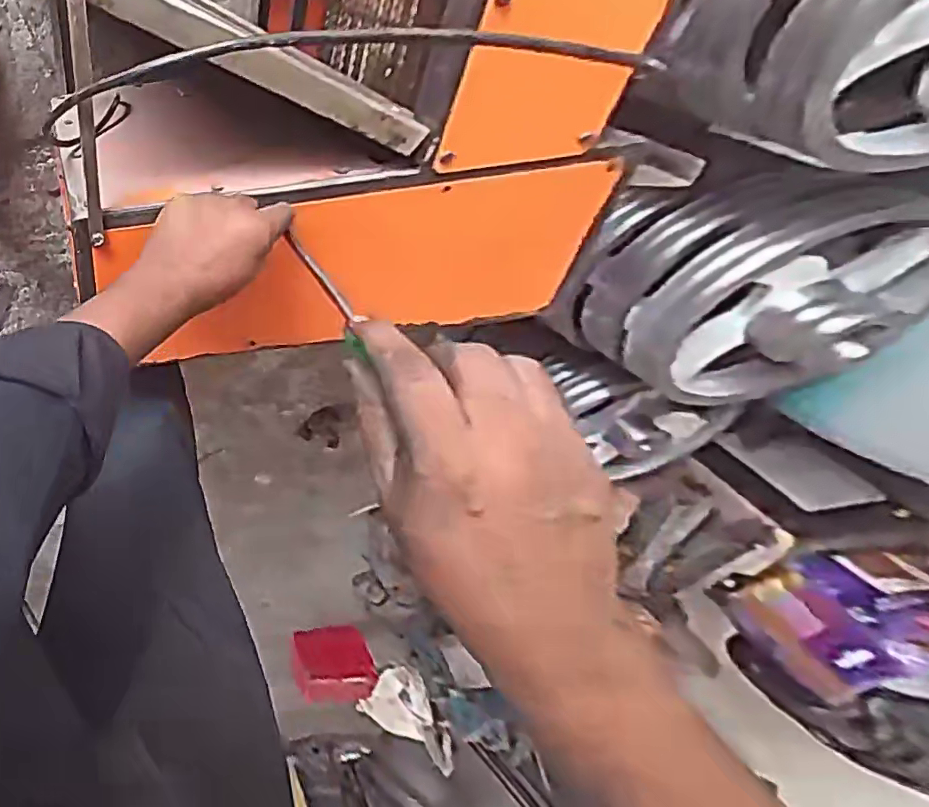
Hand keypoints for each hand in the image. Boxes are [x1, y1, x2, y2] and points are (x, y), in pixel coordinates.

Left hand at [129, 193, 292, 317]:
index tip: (272, 222)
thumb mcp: (249, 272)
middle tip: (227, 239)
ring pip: (219, 201)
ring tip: (201, 240)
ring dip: (214, 215)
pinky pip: (193, 203)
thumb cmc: (204, 284)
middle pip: (247, 204)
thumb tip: (261, 238)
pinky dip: (191, 214)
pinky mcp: (183, 200)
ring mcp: (207, 201)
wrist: (167, 283)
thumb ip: (261, 247)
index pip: (281, 211)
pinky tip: (185, 234)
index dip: (275, 220)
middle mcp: (235, 207)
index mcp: (259, 226)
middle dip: (241, 218)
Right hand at [349, 323, 630, 695]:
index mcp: (449, 459)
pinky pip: (547, 393)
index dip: (383, 339)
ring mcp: (558, 444)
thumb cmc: (451, 566)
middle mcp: (508, 439)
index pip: (412, 373)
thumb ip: (376, 425)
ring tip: (461, 393)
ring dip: (476, 367)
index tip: (363, 323)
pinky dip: (513, 388)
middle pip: (468, 355)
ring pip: (514, 364)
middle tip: (416, 377)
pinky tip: (500, 417)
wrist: (552, 625)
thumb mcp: (393, 499)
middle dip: (433, 353)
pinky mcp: (590, 454)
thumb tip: (358, 368)